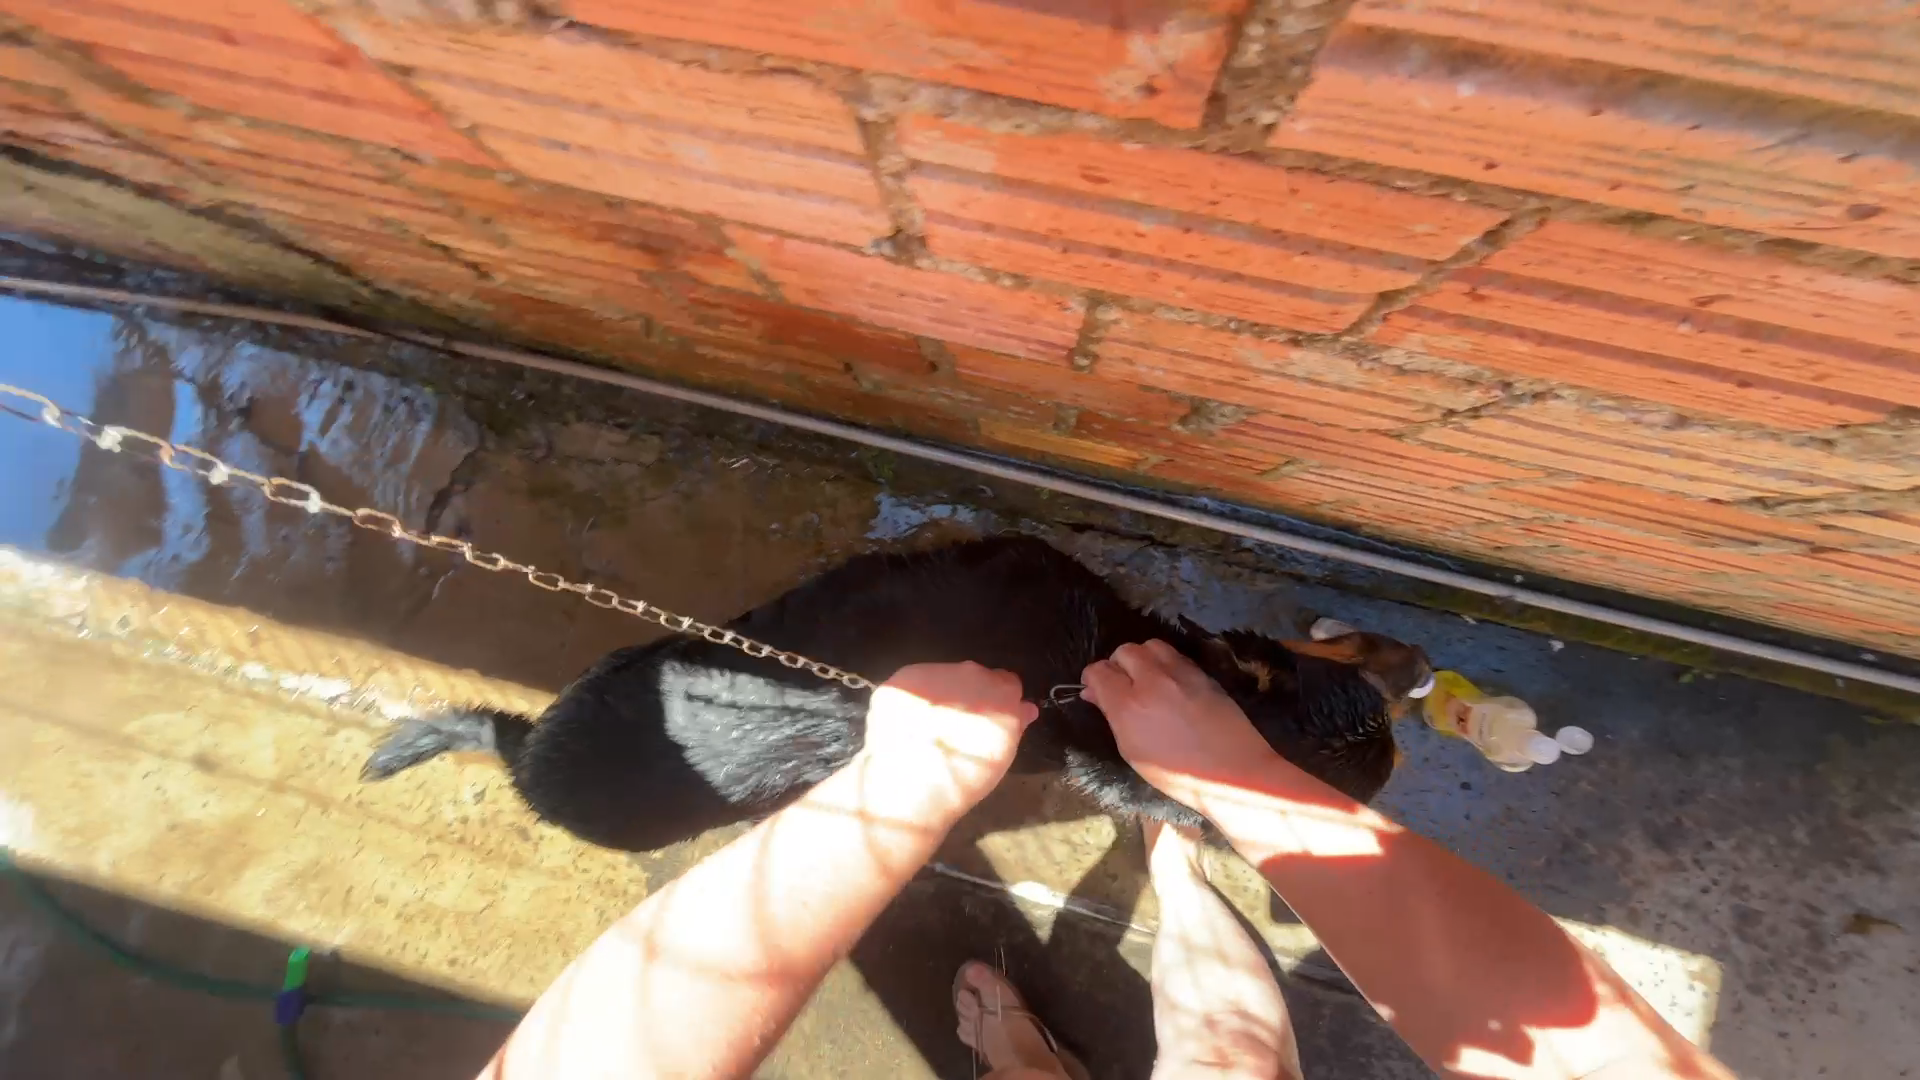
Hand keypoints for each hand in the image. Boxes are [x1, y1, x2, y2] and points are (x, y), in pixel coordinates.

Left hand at [859, 662, 1038, 814]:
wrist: (910, 782)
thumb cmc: (965, 777)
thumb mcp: (1001, 756)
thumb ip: (1015, 724)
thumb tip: (1026, 708)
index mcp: (1001, 691)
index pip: (1008, 684)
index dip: (1000, 702)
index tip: (989, 721)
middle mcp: (970, 672)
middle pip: (975, 677)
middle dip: (970, 695)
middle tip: (958, 728)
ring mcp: (934, 671)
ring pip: (943, 678)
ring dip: (941, 696)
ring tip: (928, 730)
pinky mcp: (902, 676)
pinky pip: (914, 684)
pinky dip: (913, 699)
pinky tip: (907, 724)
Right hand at [1081, 640, 1291, 809]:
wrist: (1235, 775)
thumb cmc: (1177, 774)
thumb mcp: (1133, 751)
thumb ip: (1112, 715)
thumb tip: (1095, 692)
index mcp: (1129, 705)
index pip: (1098, 671)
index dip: (1092, 679)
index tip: (1095, 690)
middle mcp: (1153, 681)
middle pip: (1124, 651)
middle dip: (1117, 665)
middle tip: (1121, 686)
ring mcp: (1181, 674)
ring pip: (1150, 646)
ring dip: (1142, 658)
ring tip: (1146, 679)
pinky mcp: (1203, 674)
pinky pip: (1174, 655)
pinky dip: (1164, 663)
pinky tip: (1169, 684)